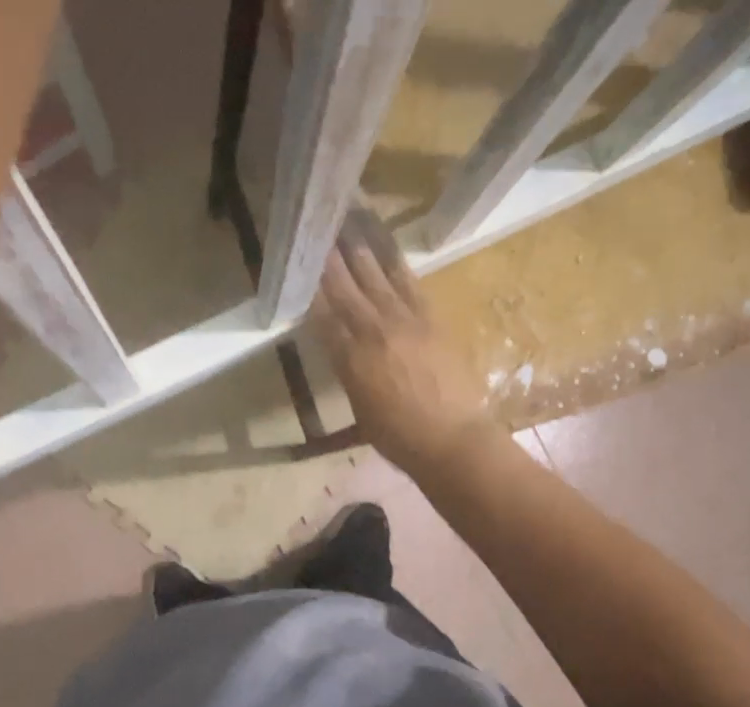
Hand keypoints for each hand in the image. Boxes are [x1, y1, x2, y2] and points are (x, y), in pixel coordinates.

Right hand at [308, 238, 499, 475]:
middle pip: (346, 288)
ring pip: (376, 277)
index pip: (322, 315)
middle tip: (318, 228)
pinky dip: (394, 263)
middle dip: (330, 259)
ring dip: (359, 250)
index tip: (298, 263)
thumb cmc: (399, 438)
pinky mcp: (431, 319)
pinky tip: (384, 247)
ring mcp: (406, 321)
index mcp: (350, 359)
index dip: (309, 289)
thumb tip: (341, 354)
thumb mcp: (359, 412)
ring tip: (347, 223)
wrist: (451, 439)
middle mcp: (374, 332)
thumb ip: (348, 376)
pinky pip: (408, 283)